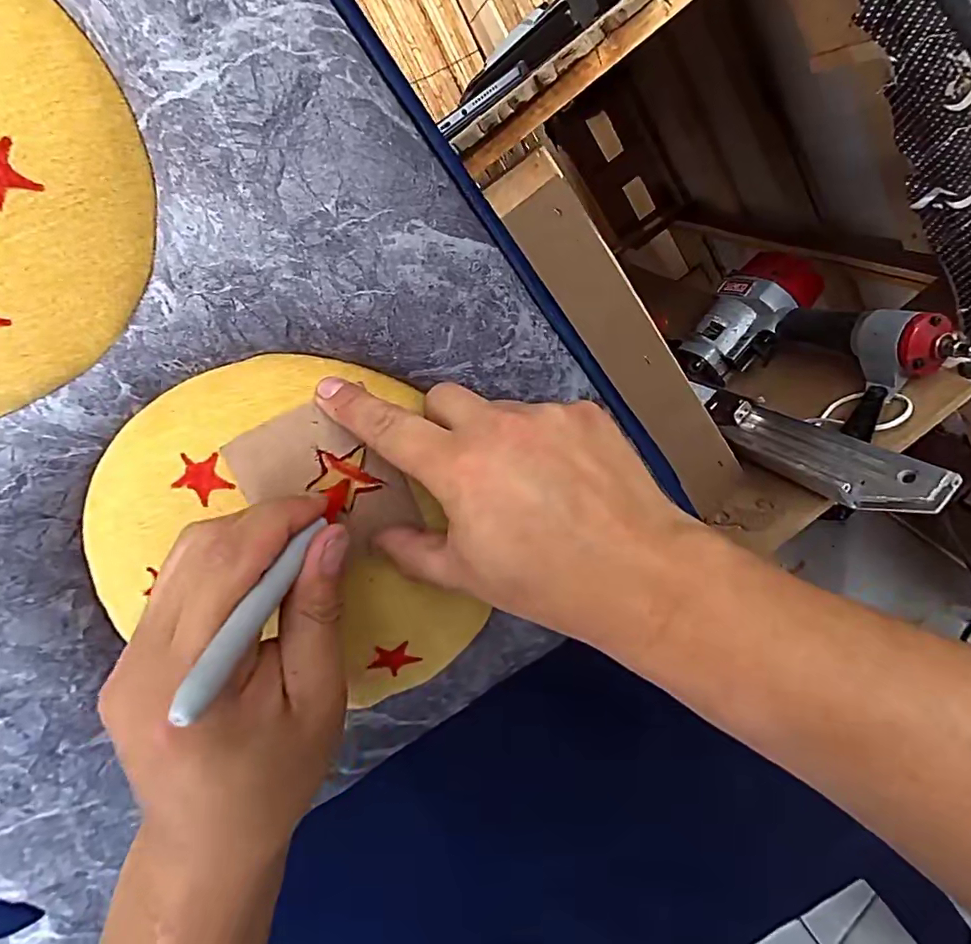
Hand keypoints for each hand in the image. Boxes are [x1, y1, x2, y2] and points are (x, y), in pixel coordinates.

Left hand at [98, 497, 349, 941]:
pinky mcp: (127, 659)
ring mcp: (124, 660)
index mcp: (187, 683)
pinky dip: (221, 562)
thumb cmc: (276, 780)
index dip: (278, 523)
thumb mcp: (317, 698)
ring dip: (240, 537)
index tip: (324, 506)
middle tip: (314, 524)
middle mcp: (140, 663)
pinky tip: (256, 573)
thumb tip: (330, 536)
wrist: (208, 844)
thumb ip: (318, 612)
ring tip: (290, 544)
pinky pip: (175, 584)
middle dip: (262, 523)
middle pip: (198, 553)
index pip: (229, 569)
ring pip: (181, 559)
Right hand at [313, 378, 713, 646]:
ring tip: (528, 483)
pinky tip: (567, 477)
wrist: (638, 572)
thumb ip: (414, 550)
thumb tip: (380, 535)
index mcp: (458, 468)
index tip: (331, 387)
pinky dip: (542, 439)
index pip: (392, 428)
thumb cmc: (545, 583)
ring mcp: (545, 414)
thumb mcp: (469, 575)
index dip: (356, 407)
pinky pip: (546, 416)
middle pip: (443, 398)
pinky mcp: (584, 412)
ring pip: (499, 410)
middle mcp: (497, 428)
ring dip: (496, 436)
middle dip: (437, 422)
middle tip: (456, 463)